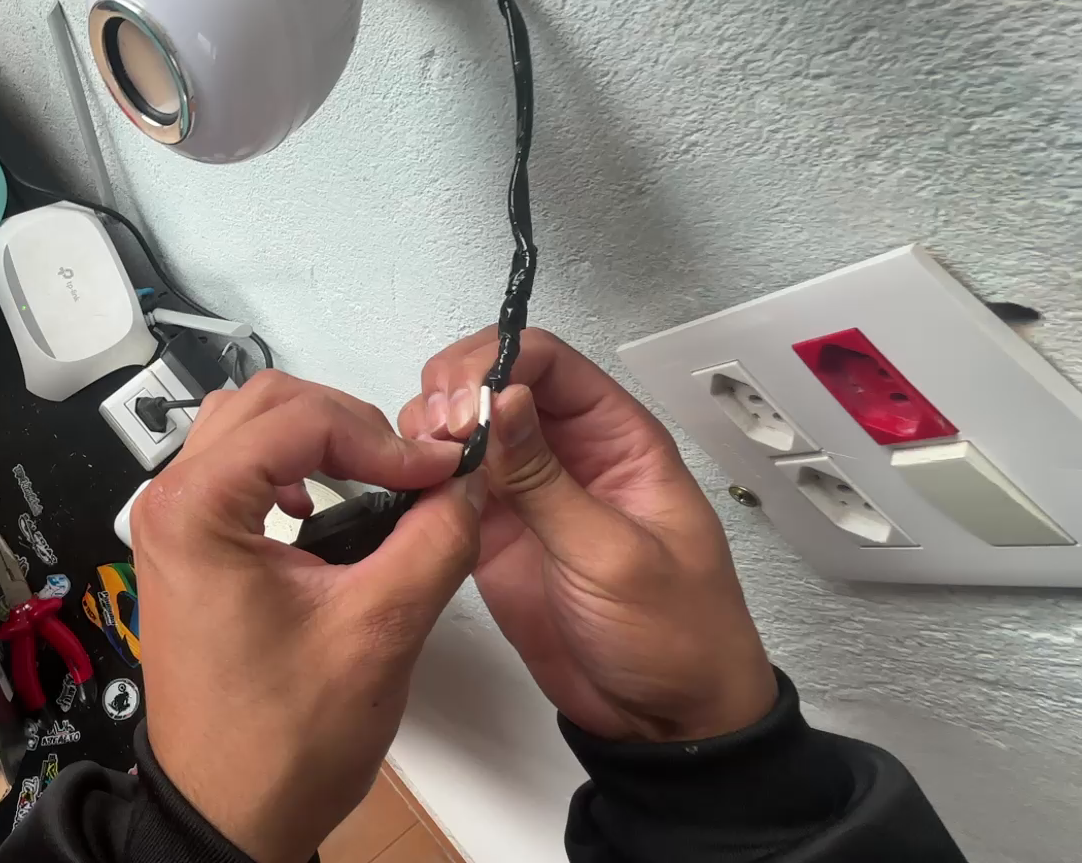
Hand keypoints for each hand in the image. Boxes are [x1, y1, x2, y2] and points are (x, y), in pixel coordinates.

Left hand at [132, 370, 481, 862]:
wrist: (225, 810)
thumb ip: (434, 540)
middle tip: (403, 466)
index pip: (295, 420)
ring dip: (311, 433)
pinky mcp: (183, 540)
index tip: (436, 469)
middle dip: (343, 421)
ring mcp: (170, 517)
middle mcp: (169, 497)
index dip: (376, 435)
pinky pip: (230, 463)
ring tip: (365, 472)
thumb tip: (463, 483)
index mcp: (195, 507)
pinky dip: (281, 462)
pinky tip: (313, 504)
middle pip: (263, 404)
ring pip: (244, 424)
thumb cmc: (282, 737)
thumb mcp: (378, 631)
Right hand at [398, 328, 776, 742]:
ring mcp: (521, 481)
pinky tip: (412, 479)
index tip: (459, 403)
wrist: (656, 719)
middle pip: (495, 376)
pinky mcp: (488, 517)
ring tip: (420, 456)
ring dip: (430, 421)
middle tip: (430, 428)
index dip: (497, 363)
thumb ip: (545, 477)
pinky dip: (421, 464)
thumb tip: (499, 397)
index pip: (548, 361)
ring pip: (462, 417)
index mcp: (613, 436)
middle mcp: (561, 445)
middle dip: (453, 386)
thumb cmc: (668, 633)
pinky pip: (446, 470)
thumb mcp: (611, 553)